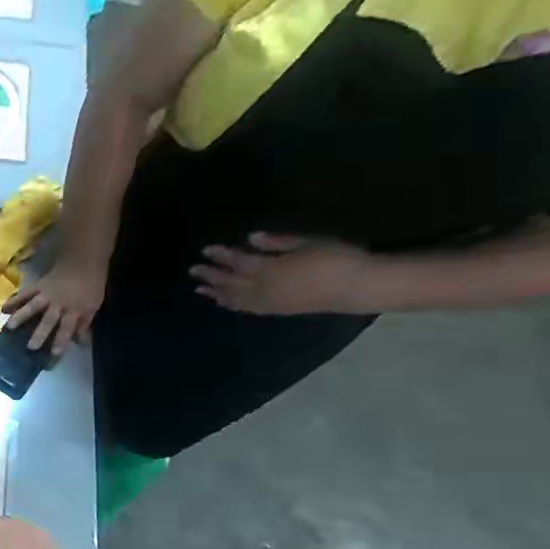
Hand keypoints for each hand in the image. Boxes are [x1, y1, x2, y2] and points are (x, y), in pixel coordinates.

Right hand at [2, 256, 106, 356]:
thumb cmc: (90, 285)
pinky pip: (25, 294)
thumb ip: (85, 323)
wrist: (84, 260)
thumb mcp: (93, 305)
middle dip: (40, 333)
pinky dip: (14, 300)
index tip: (54, 354)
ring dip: (21, 317)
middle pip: (48, 320)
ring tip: (9, 327)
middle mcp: (58, 305)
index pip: (67, 328)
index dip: (61, 340)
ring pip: (33, 307)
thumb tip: (80, 342)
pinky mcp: (38, 286)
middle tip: (30, 347)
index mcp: (74, 310)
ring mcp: (47, 295)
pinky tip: (4, 308)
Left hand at [191, 232, 382, 314]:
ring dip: (215, 292)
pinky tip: (222, 302)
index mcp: (270, 268)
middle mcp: (263, 287)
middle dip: (210, 275)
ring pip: (233, 298)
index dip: (221, 255)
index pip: (238, 261)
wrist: (356, 287)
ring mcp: (268, 301)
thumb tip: (251, 237)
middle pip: (229, 281)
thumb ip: (277, 242)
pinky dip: (230, 304)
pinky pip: (246, 309)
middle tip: (193, 270)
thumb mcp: (308, 242)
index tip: (206, 250)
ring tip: (199, 289)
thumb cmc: (337, 258)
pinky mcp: (275, 311)